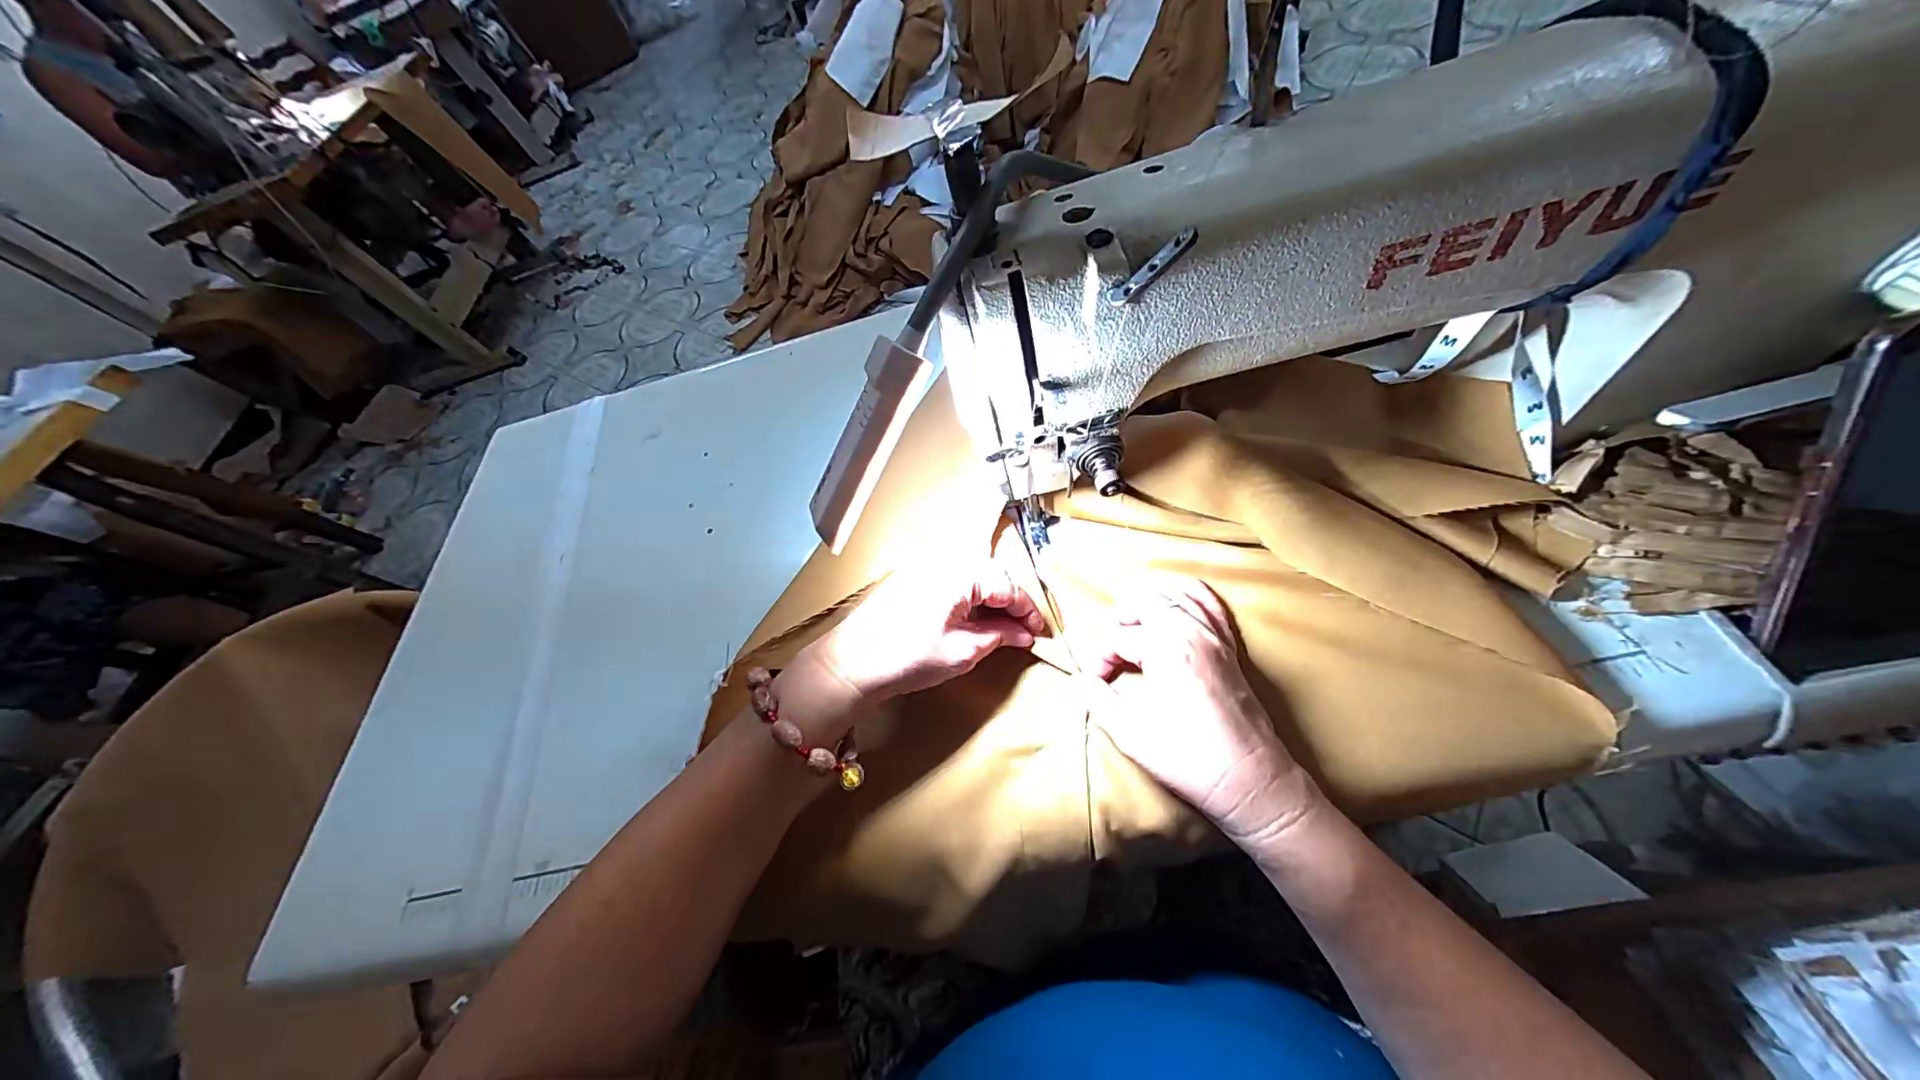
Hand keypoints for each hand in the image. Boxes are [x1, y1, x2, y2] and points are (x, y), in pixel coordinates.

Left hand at [779, 565, 1047, 735]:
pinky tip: (974, 621)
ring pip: (972, 577)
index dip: (1028, 610)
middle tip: (1023, 632)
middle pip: (992, 574)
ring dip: (990, 601)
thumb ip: (999, 636)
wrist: (851, 663)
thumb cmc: (907, 657)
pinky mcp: (911, 579)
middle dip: (1011, 603)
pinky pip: (953, 582)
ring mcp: (924, 567)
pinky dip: (969, 600)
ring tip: (1001, 630)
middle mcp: (943, 561)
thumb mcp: (963, 650)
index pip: (1008, 585)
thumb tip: (1023, 634)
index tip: (1039, 632)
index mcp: (960, 573)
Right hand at [1088, 581, 1322, 848]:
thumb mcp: (1128, 732)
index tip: (1097, 682)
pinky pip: (1209, 603)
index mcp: (1167, 647)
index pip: (1118, 636)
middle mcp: (1194, 631)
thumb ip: (1097, 698)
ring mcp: (1217, 636)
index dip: (1100, 658)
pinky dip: (1186, 597)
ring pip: (1176, 594)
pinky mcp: (1231, 647)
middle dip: (1118, 622)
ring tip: (1133, 629)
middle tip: (1109, 653)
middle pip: (1145, 601)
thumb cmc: (1187, 757)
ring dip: (1148, 605)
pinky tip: (1173, 609)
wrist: (1249, 780)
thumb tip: (1084, 680)